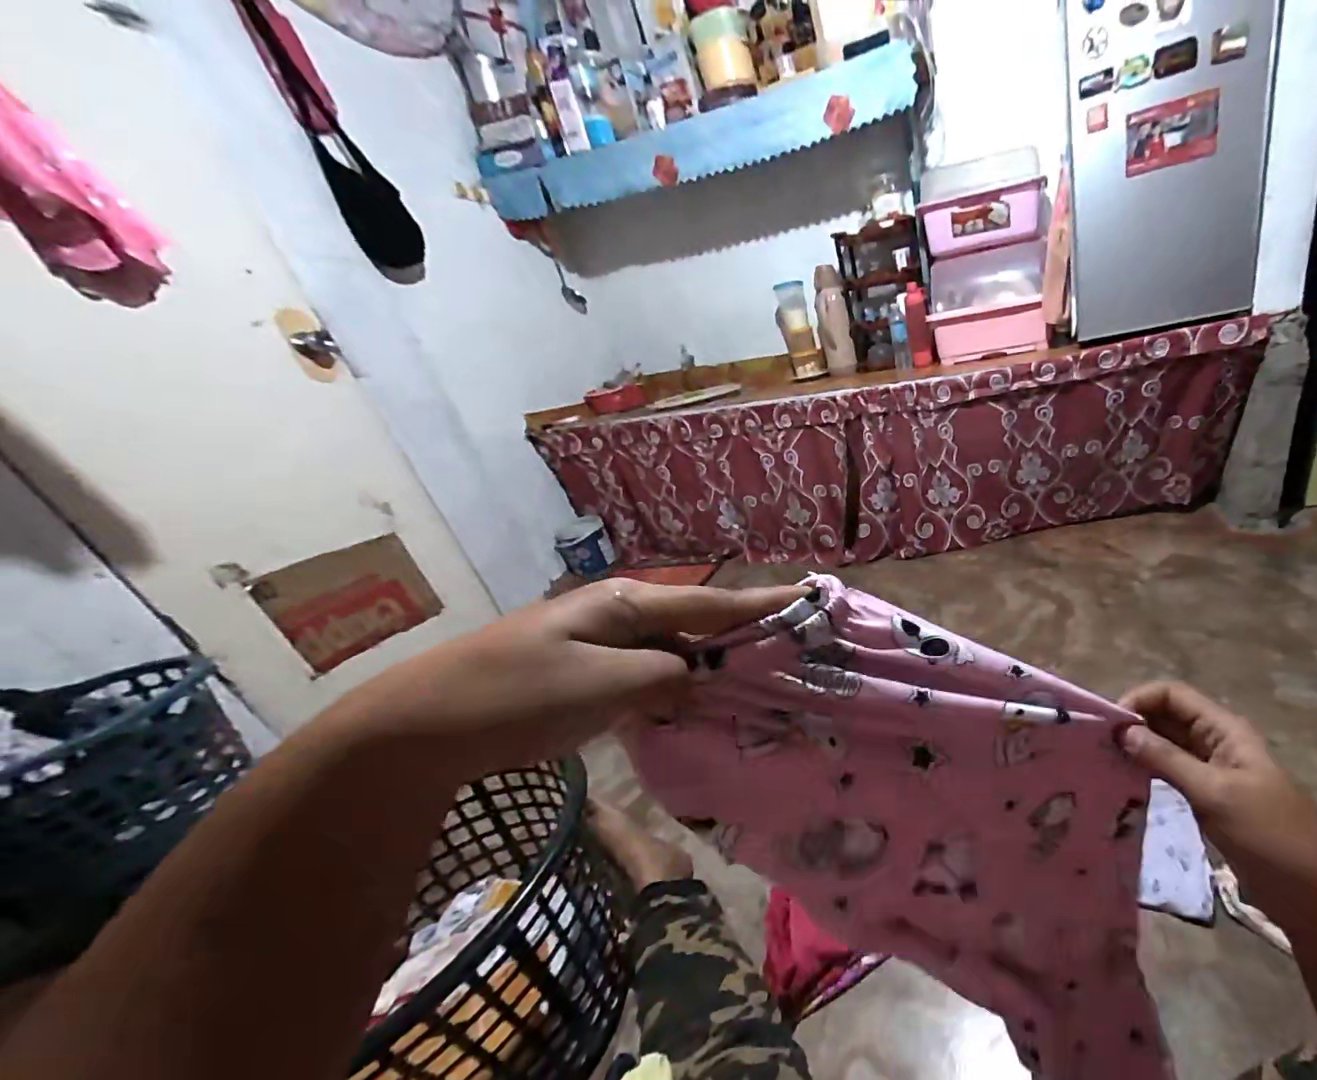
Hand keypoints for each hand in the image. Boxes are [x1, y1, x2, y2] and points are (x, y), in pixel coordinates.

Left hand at [320, 579, 806, 778]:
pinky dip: (681, 686)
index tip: (809, 595)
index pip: (714, 603)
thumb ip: (667, 677)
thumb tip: (696, 680)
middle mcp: (620, 614)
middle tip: (794, 641)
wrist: (417, 727)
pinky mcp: (589, 673)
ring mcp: (603, 643)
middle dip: (746, 632)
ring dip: (714, 664)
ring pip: (677, 650)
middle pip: (699, 621)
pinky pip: (652, 673)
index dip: (764, 603)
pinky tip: (701, 702)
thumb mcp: (605, 687)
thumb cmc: (516, 696)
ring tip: (760, 673)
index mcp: (628, 604)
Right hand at [1119, 681, 1316, 895]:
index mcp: (1225, 730)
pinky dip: (1150, 772)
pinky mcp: (1209, 798)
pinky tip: (1126, 783)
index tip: (1109, 724)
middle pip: (1168, 717)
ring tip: (1105, 762)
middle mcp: (1217, 742)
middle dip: (1135, 723)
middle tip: (1098, 744)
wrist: (1313, 895)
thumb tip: (1124, 731)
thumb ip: (1167, 759)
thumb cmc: (1269, 836)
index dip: (1140, 700)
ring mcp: (1213, 771)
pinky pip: (1173, 773)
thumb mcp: (1214, 794)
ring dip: (1139, 748)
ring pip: (1168, 745)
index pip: (1173, 695)